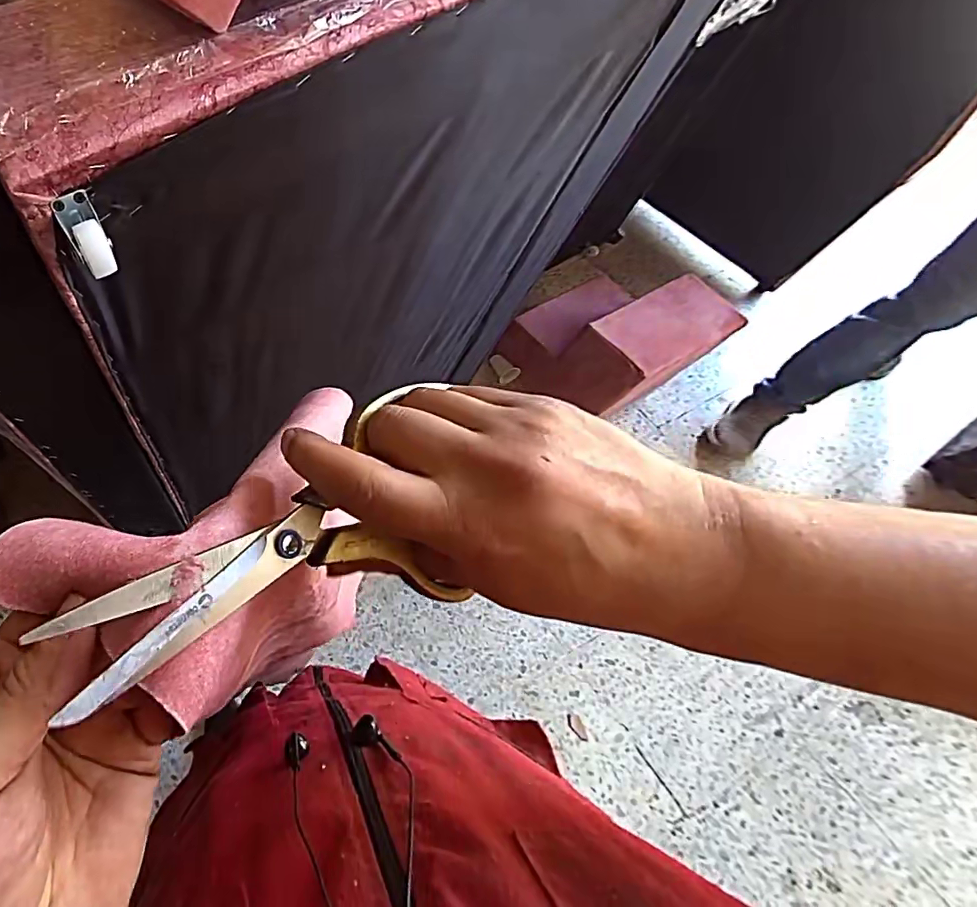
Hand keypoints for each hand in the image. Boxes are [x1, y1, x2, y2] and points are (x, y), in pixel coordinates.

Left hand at [0, 604, 178, 906]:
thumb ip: (16, 694)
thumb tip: (67, 619)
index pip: (38, 618)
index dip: (73, 592)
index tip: (106, 571)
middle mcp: (47, 694)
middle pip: (93, 630)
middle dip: (124, 606)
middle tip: (155, 583)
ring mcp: (93, 721)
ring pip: (131, 659)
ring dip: (157, 635)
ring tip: (180, 613)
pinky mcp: (134, 754)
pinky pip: (162, 705)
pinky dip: (180, 682)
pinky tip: (186, 667)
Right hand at [281, 386, 745, 638]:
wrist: (682, 546)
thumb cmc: (582, 582)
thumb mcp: (485, 582)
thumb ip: (411, 548)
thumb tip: (352, 533)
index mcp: (469, 523)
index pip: (366, 483)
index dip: (318, 461)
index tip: (294, 446)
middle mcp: (485, 466)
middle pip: (384, 423)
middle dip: (366, 440)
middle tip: (378, 463)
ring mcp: (514, 425)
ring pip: (418, 398)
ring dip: (402, 422)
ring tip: (420, 449)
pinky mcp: (536, 401)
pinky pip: (461, 393)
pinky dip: (443, 412)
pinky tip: (460, 437)